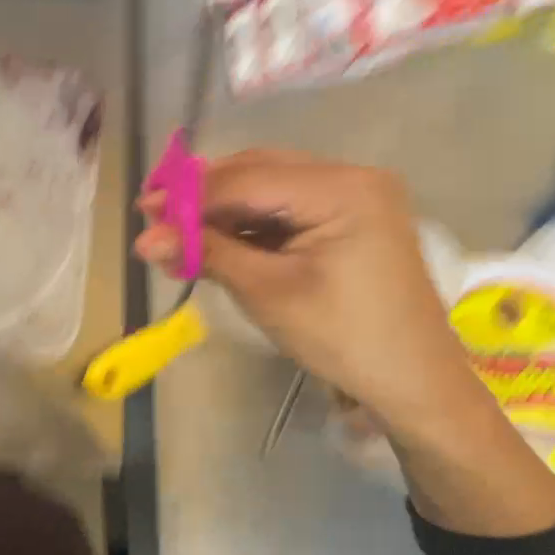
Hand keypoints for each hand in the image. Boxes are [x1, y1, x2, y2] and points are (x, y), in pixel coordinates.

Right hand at [135, 149, 485, 440]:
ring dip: (218, 212)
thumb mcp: (265, 291)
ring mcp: (352, 198)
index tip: (141, 212)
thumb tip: (144, 239)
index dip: (188, 196)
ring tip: (177, 239)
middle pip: (254, 173)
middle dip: (201, 199)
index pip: (245, 180)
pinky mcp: (346, 220)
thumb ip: (204, 254)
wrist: (412, 381)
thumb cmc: (342, 335)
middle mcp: (350, 178)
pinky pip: (281, 209)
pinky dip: (243, 225)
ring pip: (264, 189)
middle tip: (155, 223)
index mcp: (342, 189)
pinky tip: (211, 245)